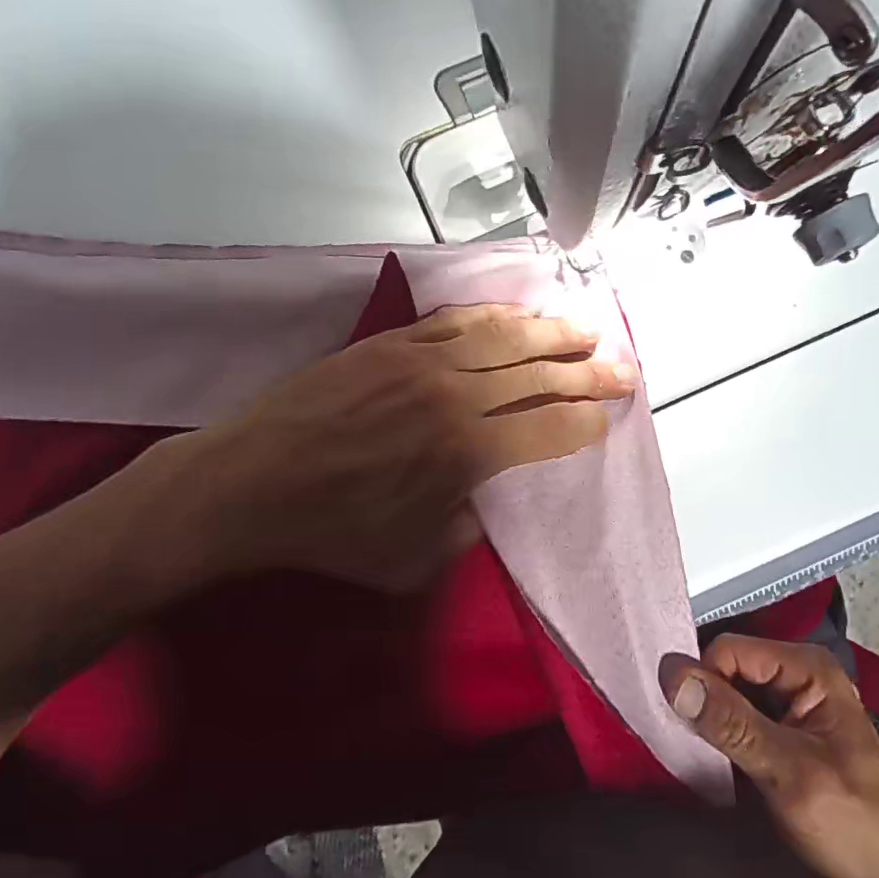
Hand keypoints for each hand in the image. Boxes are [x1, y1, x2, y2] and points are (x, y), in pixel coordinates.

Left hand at [128, 303, 634, 590]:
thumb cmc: (332, 530)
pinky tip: (515, 315)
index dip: (587, 422)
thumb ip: (465, 528)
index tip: (608, 418)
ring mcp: (422, 360)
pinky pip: (456, 320)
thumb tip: (484, 493)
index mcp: (467, 453)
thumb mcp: (412, 562)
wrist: (254, 481)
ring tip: (586, 329)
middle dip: (590, 370)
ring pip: (504, 336)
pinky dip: (494, 316)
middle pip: (540, 374)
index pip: (551, 429)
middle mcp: (456, 396)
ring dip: (552, 332)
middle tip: (624, 365)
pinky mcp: (391, 342)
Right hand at [658, 638, 878, 877]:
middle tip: (696, 743)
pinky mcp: (776, 727)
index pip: (727, 650)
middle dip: (703, 700)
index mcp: (807, 667)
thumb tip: (671, 675)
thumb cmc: (857, 825)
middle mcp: (794, 672)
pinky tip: (715, 758)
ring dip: (707, 720)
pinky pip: (731, 714)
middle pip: (723, 667)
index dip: (703, 682)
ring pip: (723, 691)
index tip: (689, 724)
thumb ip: (731, 724)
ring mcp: (786, 700)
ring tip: (704, 753)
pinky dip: (717, 734)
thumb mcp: (791, 774)